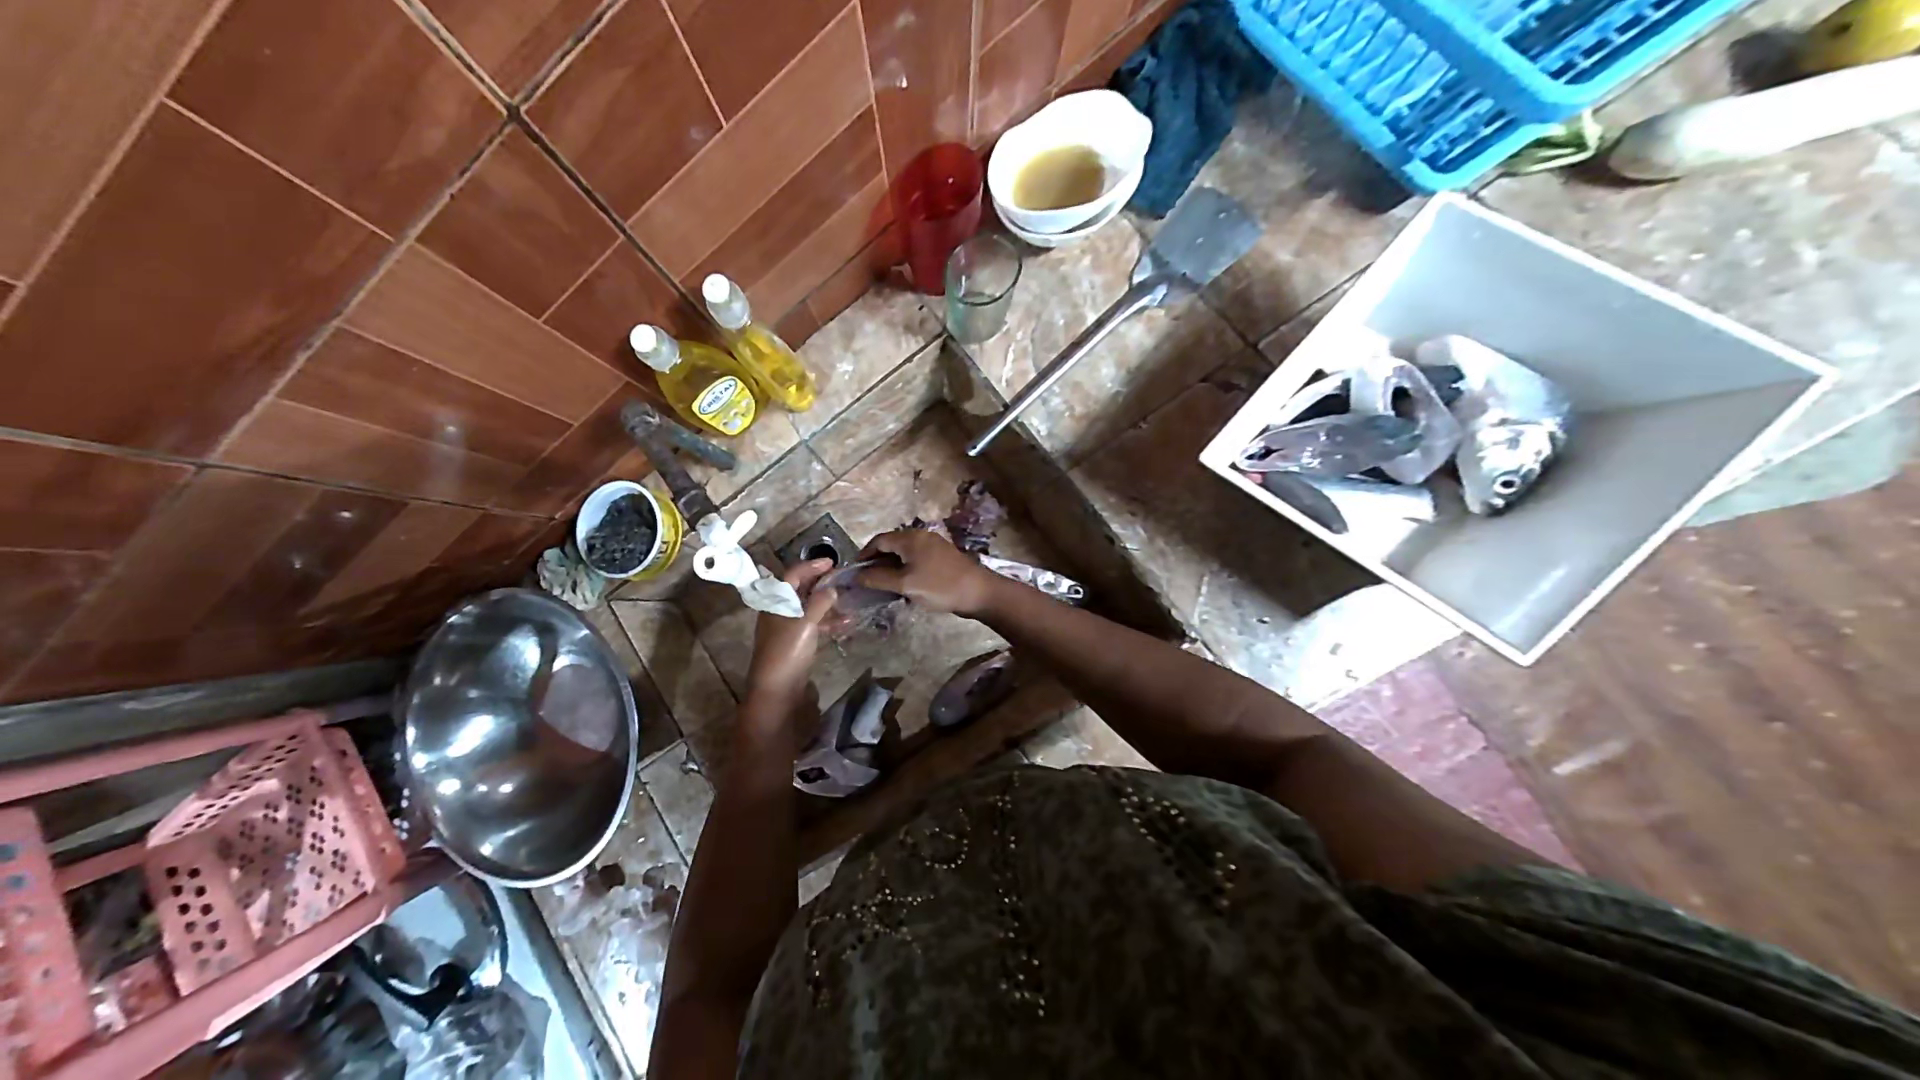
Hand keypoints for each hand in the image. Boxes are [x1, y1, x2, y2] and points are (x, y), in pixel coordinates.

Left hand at [744, 559, 836, 712]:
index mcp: (776, 601)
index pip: (793, 574)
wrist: (776, 690)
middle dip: (822, 583)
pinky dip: (828, 622)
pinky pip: (813, 625)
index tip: (832, 562)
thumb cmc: (787, 650)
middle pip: (801, 590)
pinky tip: (846, 624)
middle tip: (842, 579)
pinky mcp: (795, 643)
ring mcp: (787, 628)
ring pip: (809, 608)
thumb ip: (820, 602)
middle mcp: (779, 611)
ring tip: (848, 601)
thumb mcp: (805, 622)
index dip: (812, 566)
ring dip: (828, 603)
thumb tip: (832, 589)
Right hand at [855, 530, 1004, 616]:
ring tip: (885, 585)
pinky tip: (906, 585)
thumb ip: (878, 579)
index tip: (855, 572)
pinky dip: (906, 568)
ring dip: (892, 566)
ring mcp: (933, 544)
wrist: (978, 592)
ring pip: (904, 552)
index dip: (864, 555)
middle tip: (869, 581)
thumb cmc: (939, 586)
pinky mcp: (942, 556)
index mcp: (910, 537)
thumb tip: (856, 576)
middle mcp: (921, 535)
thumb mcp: (904, 584)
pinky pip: (917, 558)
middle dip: (877, 562)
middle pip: (891, 544)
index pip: (878, 540)